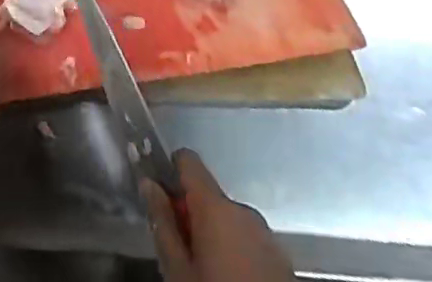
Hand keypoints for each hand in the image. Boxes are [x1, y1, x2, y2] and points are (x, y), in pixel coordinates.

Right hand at [142, 149, 294, 281]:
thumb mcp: (177, 269)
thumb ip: (162, 222)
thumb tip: (149, 184)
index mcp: (216, 207)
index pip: (188, 160)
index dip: (169, 172)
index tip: (160, 199)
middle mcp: (244, 212)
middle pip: (208, 196)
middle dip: (190, 215)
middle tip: (179, 251)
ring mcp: (269, 237)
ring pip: (228, 221)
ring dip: (213, 236)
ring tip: (204, 272)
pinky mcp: (283, 261)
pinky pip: (248, 241)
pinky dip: (235, 252)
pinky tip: (229, 280)